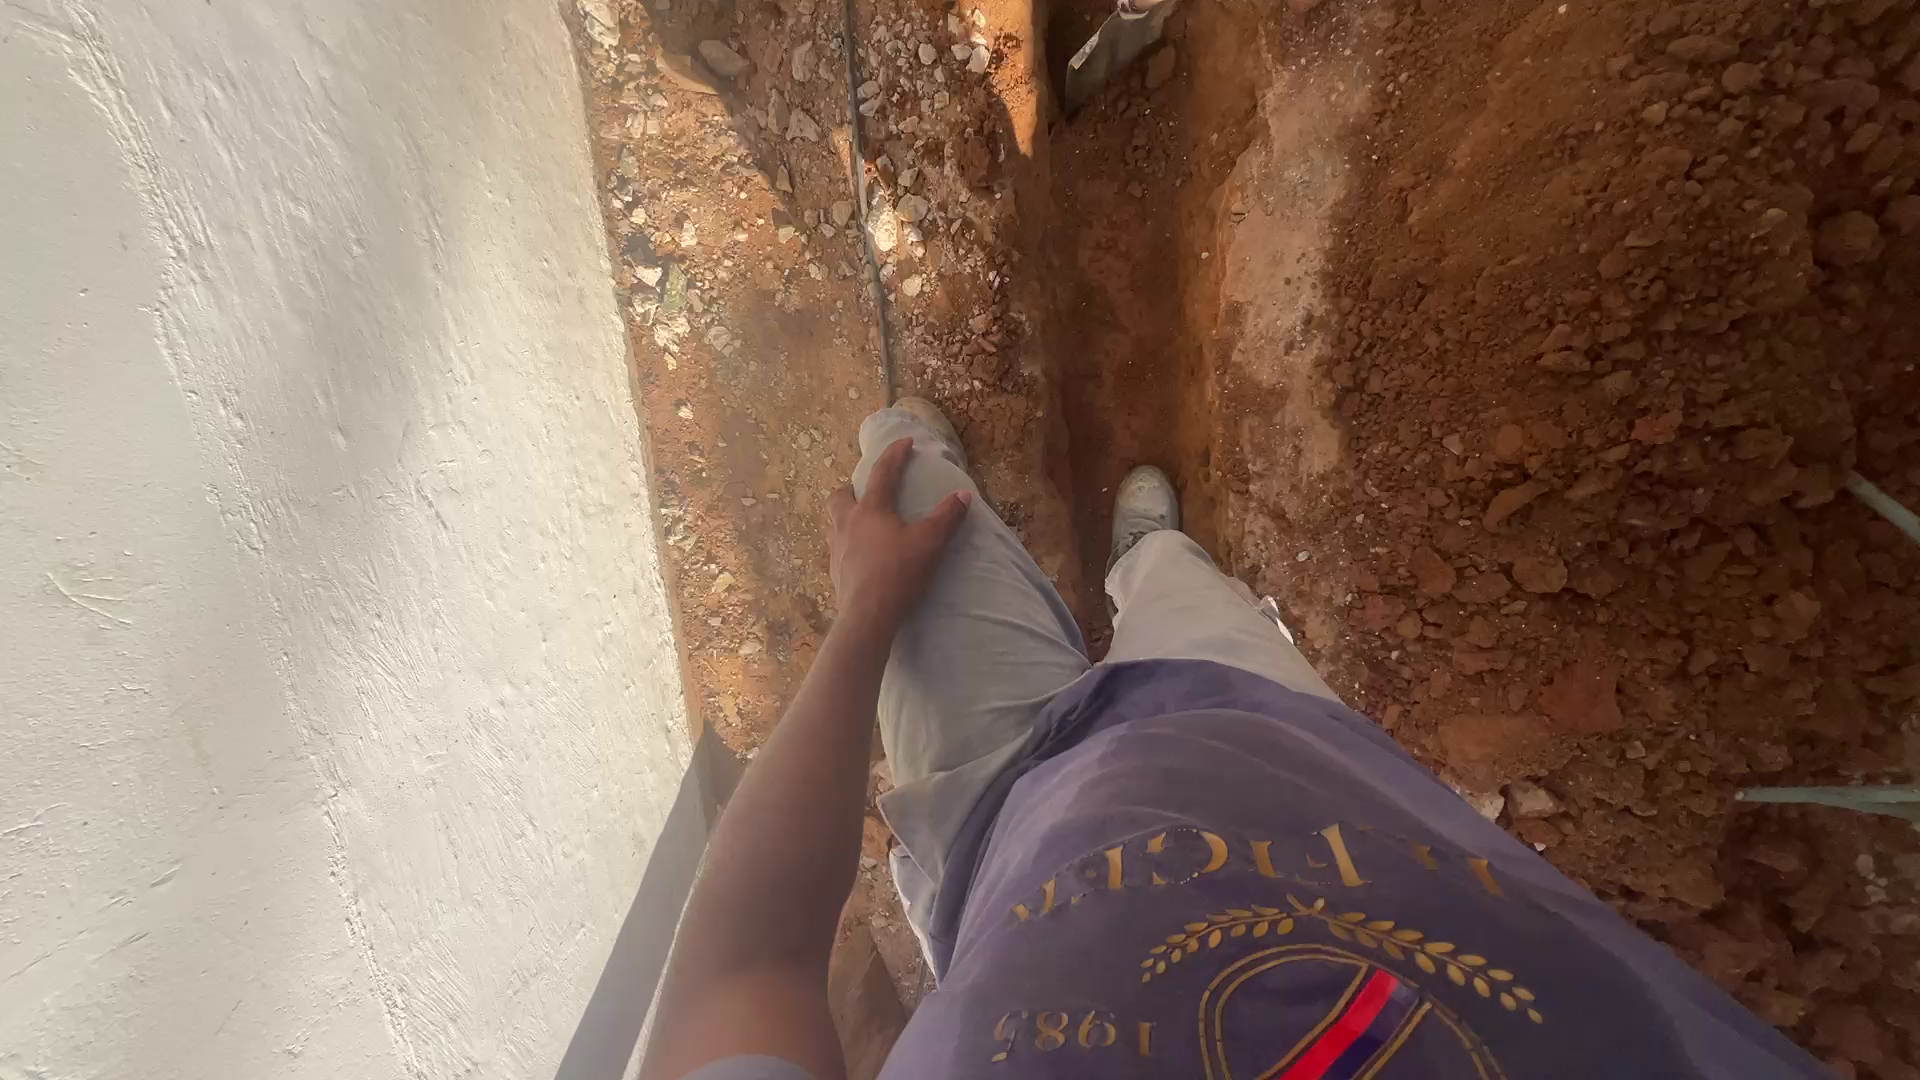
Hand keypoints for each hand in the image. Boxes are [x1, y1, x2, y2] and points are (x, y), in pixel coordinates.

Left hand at [827, 438, 971, 632]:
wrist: (867, 615)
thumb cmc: (898, 572)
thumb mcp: (930, 542)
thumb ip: (947, 517)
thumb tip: (963, 494)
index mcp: (870, 510)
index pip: (882, 473)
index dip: (895, 455)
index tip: (905, 441)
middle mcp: (847, 524)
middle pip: (840, 496)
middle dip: (851, 487)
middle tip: (866, 490)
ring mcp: (837, 549)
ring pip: (835, 522)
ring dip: (847, 516)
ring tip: (864, 524)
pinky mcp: (836, 572)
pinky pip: (839, 549)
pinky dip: (850, 545)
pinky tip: (863, 557)